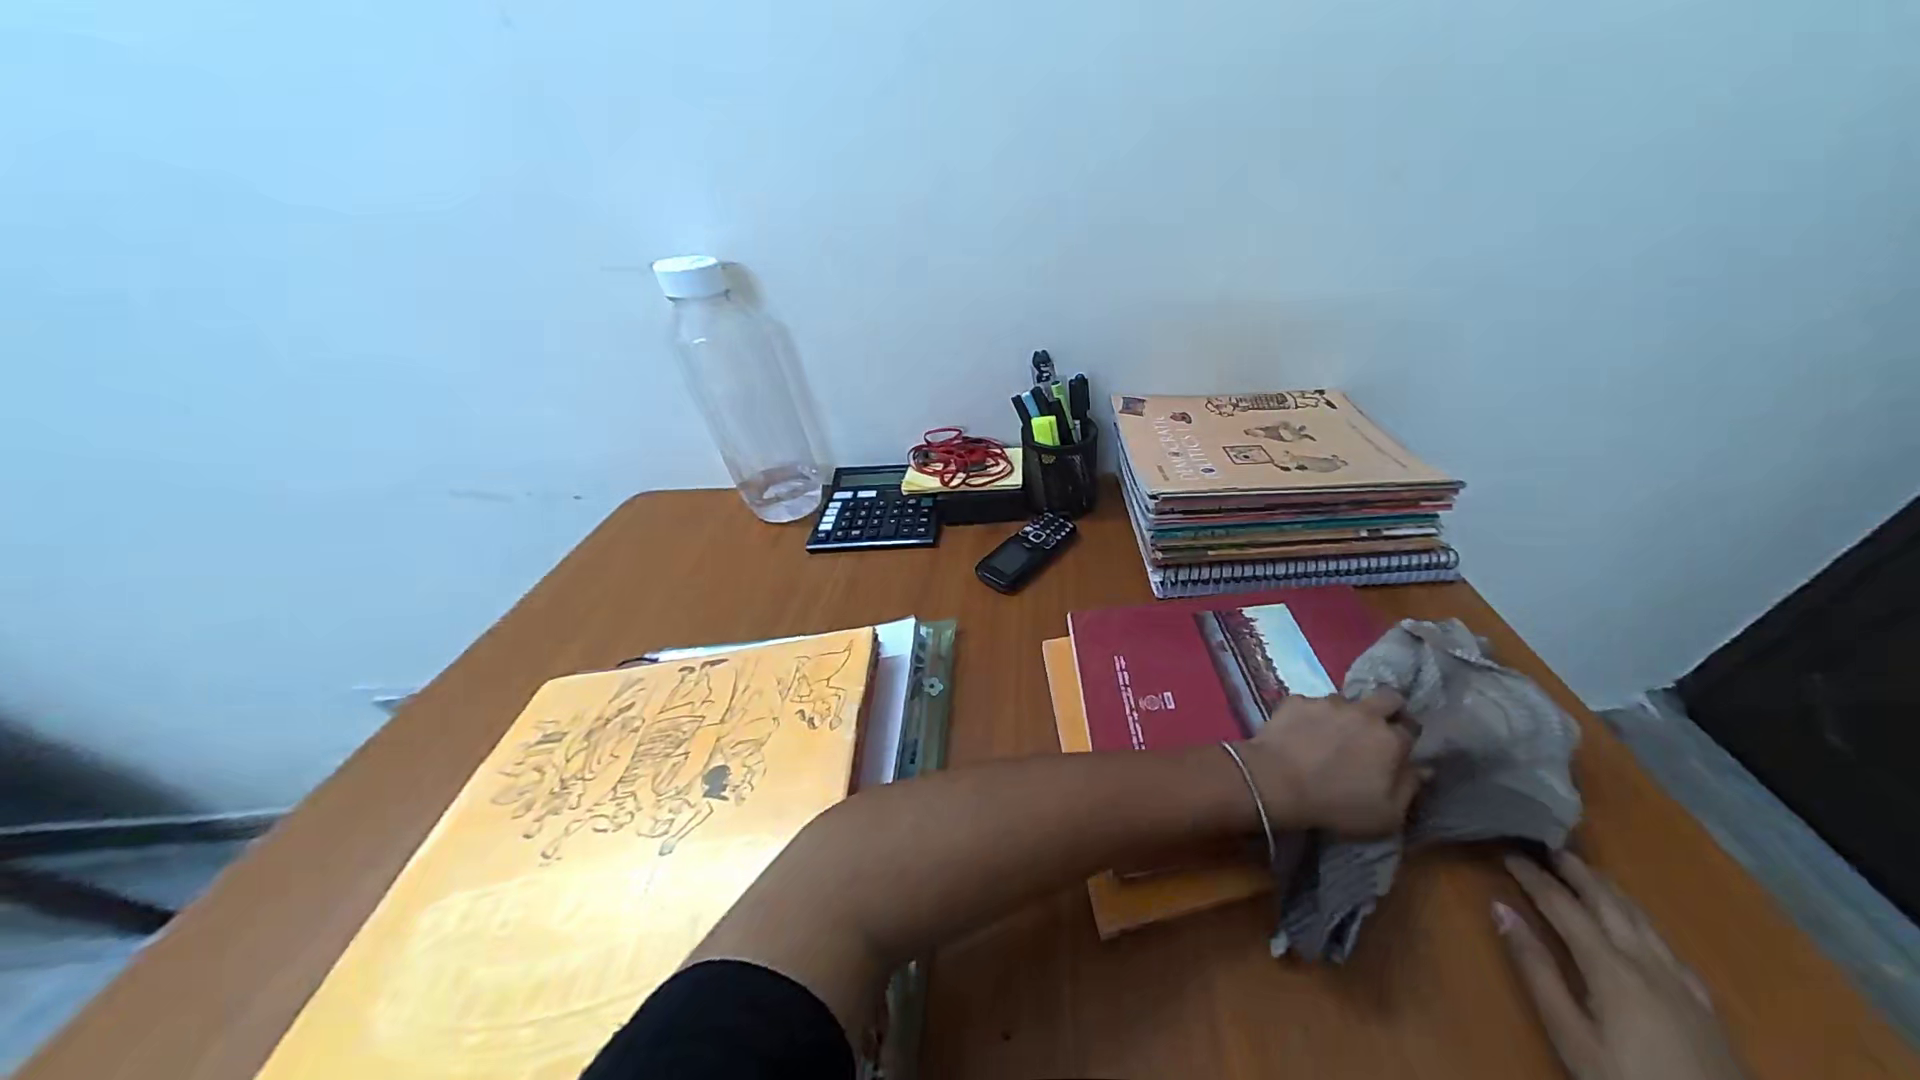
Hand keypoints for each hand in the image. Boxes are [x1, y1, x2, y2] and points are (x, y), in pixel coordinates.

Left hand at [1239, 691, 1421, 835]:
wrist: (1277, 782)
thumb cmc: (1337, 805)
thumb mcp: (1387, 814)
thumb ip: (1410, 788)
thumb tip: (1423, 768)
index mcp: (1390, 739)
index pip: (1410, 729)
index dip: (1405, 738)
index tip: (1396, 749)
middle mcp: (1363, 712)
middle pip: (1388, 697)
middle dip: (1387, 708)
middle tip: (1373, 729)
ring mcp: (1327, 702)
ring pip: (1345, 700)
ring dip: (1343, 714)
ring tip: (1328, 734)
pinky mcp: (1296, 700)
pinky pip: (1309, 704)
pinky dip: (1309, 715)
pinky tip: (1299, 731)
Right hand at [1496, 851, 1748, 1079]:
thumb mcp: (1569, 1033)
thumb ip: (1536, 970)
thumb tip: (1500, 909)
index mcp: (1611, 968)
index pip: (1564, 908)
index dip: (1535, 878)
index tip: (1510, 853)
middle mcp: (1648, 964)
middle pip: (1610, 905)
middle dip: (1578, 873)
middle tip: (1550, 847)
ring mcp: (1683, 984)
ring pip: (1643, 921)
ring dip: (1612, 890)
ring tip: (1589, 873)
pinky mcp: (1704, 1005)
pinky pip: (1669, 947)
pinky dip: (1643, 922)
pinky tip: (1640, 927)